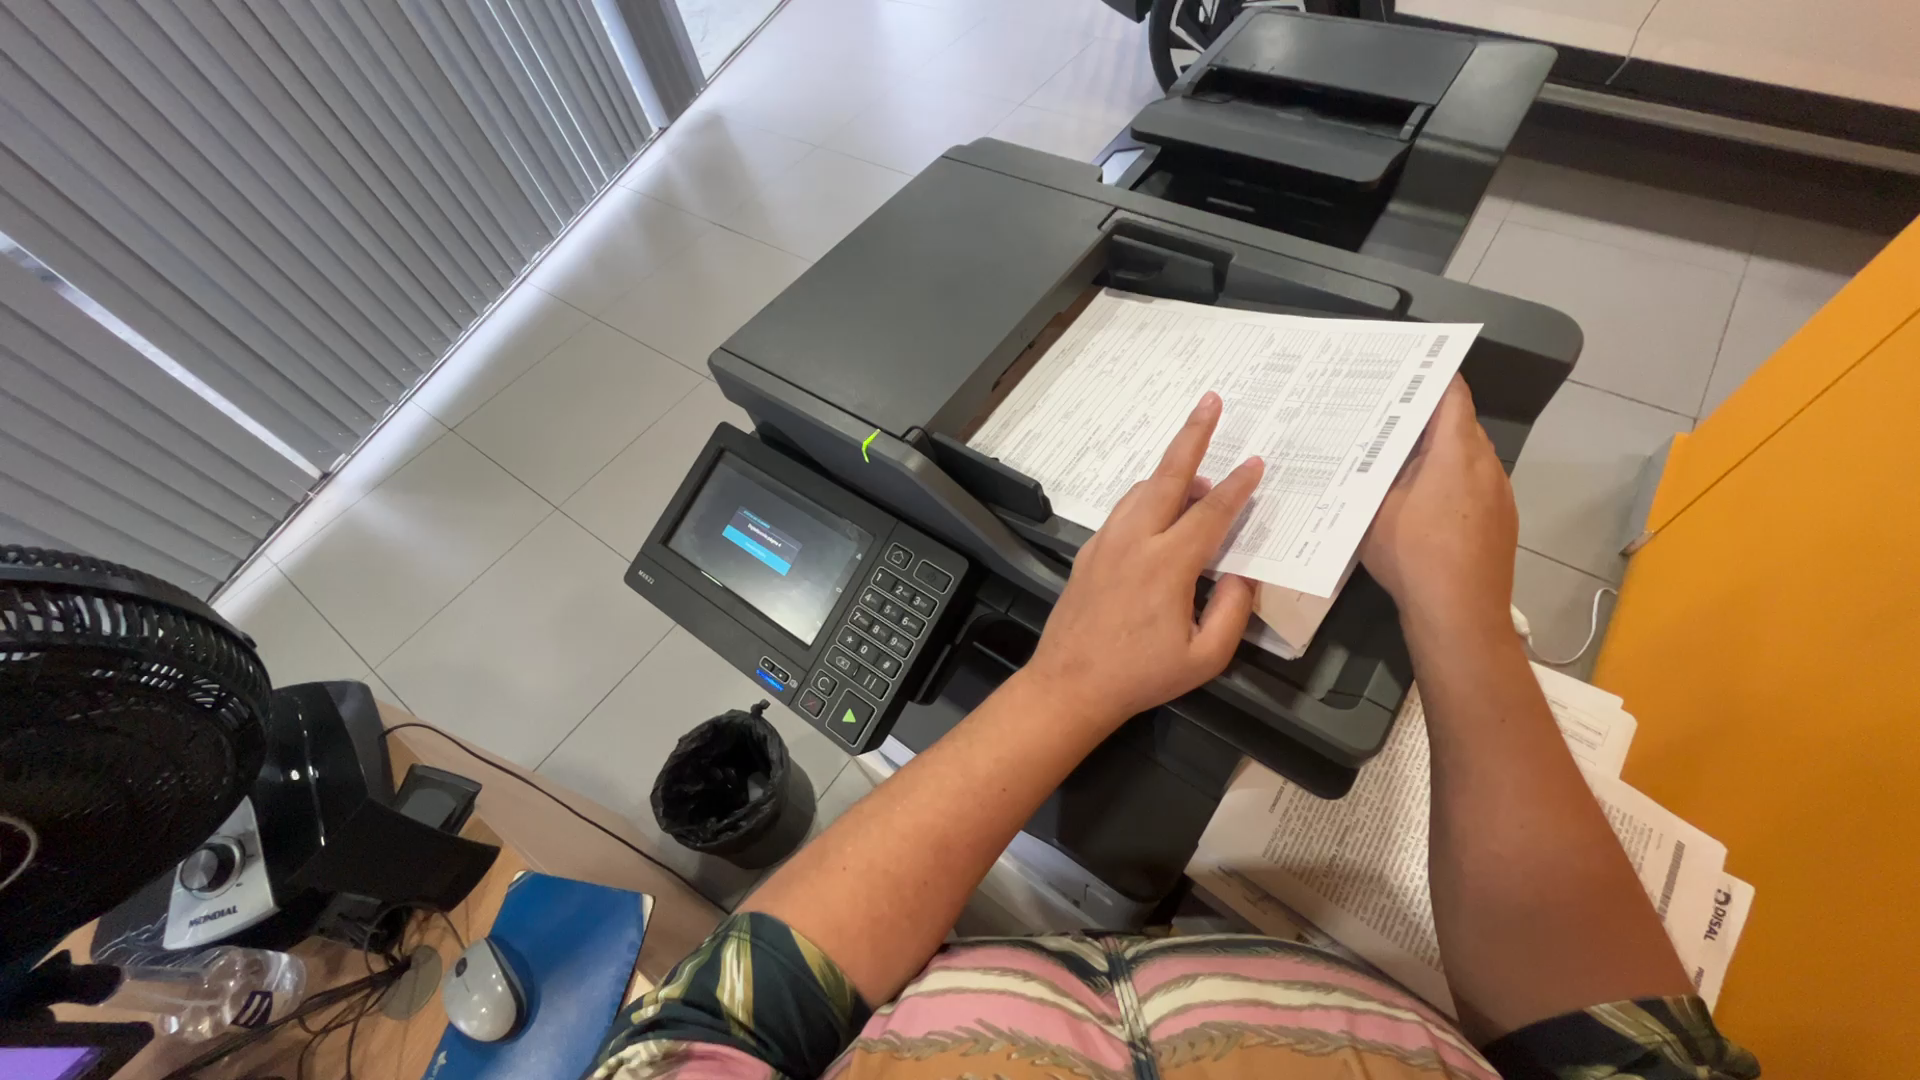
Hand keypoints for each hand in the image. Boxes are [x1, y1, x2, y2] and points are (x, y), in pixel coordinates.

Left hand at [1024, 392, 1264, 725]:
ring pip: (1141, 491)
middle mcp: (1134, 542)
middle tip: (1210, 402)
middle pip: (1169, 477)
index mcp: (1167, 566)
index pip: (1211, 514)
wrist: (1071, 683)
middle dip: (1192, 436)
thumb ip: (1232, 610)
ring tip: (1198, 471)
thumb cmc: (1140, 676)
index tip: (1256, 463)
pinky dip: (1145, 498)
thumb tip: (1242, 574)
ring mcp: (1106, 544)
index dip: (1237, 488)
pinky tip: (1158, 508)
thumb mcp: (1204, 657)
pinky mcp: (1088, 553)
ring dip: (1170, 472)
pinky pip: (1122, 511)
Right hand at [1359, 375, 1516, 634]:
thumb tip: (1363, 448)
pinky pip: (1471, 485)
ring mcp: (1499, 493)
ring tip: (1395, 460)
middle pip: (1457, 425)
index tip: (1402, 369)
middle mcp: (1486, 464)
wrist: (1459, 612)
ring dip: (1434, 453)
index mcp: (1455, 451)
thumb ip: (1372, 472)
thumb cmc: (1412, 553)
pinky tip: (1419, 503)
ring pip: (1465, 456)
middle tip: (1382, 417)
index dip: (1430, 376)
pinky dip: (1446, 481)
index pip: (1451, 395)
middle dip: (1423, 418)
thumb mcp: (1373, 508)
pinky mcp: (1500, 520)